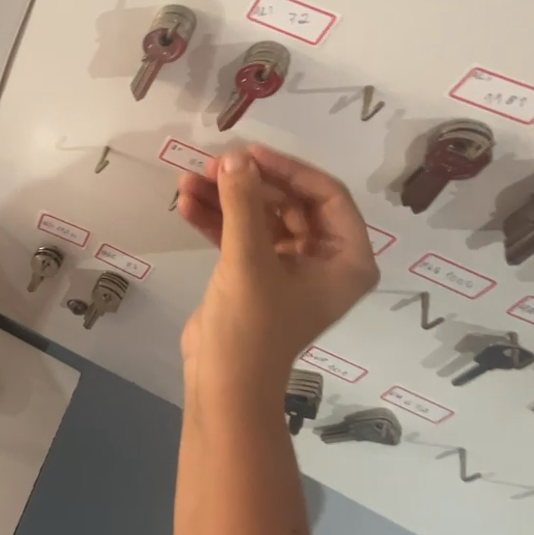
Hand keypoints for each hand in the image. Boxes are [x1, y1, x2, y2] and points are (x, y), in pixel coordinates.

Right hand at [176, 145, 378, 394]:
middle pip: (289, 204)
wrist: (222, 382)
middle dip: (248, 184)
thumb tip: (233, 158)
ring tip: (187, 182)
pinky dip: (215, 222)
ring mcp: (288, 269)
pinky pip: (240, 238)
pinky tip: (186, 206)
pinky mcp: (254, 277)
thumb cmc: (251, 325)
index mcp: (347, 259)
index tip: (247, 153)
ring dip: (225, 200)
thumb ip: (242, 205)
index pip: (326, 196)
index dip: (287, 169)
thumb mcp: (248, 260)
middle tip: (211, 165)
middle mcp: (324, 260)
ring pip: (259, 219)